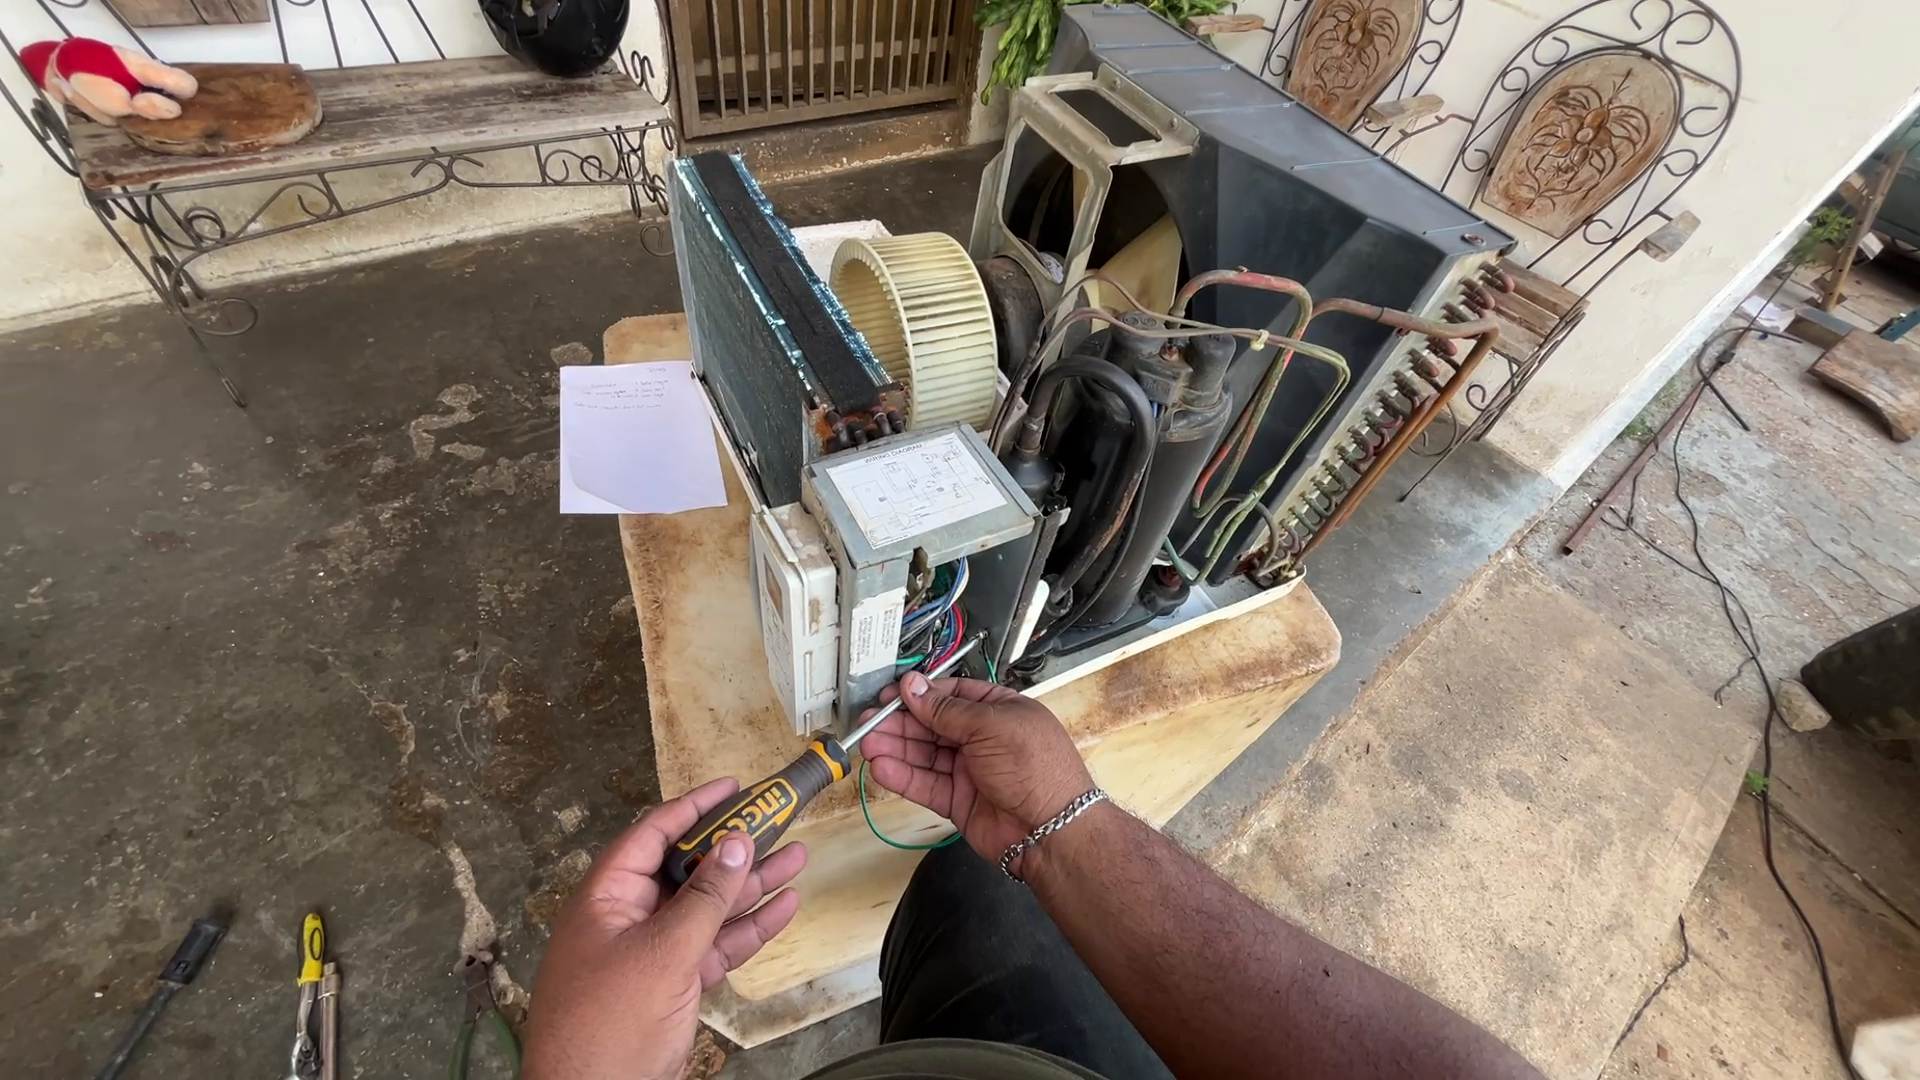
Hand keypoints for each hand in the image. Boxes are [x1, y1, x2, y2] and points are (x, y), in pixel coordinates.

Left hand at [522, 778, 807, 1079]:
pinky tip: (785, 907)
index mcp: (608, 898)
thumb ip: (705, 898)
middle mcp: (630, 916)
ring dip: (753, 886)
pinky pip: (717, 943)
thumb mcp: (661, 954)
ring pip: (710, 906)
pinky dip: (749, 928)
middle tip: (778, 821)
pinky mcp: (675, 982)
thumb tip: (738, 842)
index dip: (693, 807)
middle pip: (690, 869)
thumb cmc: (610, 1025)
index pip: (653, 835)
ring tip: (798, 857)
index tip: (733, 787)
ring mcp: (654, 951)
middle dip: (735, 849)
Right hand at [859, 672, 1094, 871]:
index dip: (919, 695)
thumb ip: (946, 710)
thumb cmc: (1035, 767)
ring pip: (925, 755)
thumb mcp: (990, 726)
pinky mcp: (959, 800)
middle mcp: (982, 738)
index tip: (890, 695)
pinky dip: (903, 776)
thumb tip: (914, 686)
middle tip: (870, 721)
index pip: (951, 695)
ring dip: (896, 748)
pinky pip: (926, 784)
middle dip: (900, 722)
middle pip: (932, 725)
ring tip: (868, 743)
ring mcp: (970, 769)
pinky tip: (882, 768)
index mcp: (998, 710)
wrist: (1052, 829)